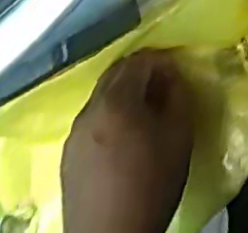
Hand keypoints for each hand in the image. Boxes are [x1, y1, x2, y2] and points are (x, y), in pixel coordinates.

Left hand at [61, 50, 193, 232]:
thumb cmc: (151, 185)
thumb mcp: (180, 135)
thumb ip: (178, 94)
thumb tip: (170, 75)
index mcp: (116, 100)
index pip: (139, 61)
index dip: (161, 61)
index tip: (176, 74)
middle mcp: (89, 110)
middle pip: (116, 74)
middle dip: (140, 73)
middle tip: (162, 89)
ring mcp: (74, 134)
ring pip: (101, 98)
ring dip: (124, 96)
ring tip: (144, 117)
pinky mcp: (67, 157)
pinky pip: (92, 122)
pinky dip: (109, 118)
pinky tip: (123, 142)